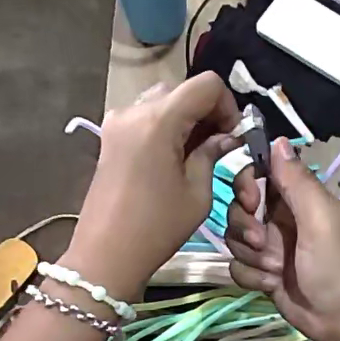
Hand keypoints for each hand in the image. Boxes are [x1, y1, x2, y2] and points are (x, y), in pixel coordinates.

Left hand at [67, 73, 241, 295]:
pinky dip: (167, 128)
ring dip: (187, 119)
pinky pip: (146, 118)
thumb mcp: (198, 192)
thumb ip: (212, 154)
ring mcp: (117, 122)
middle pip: (184, 90)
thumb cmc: (157, 227)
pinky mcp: (110, 138)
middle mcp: (134, 110)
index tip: (234, 136)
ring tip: (198, 154)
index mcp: (159, 119)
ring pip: (164, 101)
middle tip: (221, 146)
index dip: (228, 105)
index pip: (206, 84)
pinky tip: (175, 158)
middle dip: (207, 112)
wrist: (106, 255)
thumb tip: (225, 137)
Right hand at [225, 138, 339, 340]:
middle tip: (263, 244)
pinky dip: (251, 277)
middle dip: (245, 226)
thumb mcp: (321, 219)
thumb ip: (297, 181)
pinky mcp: (261, 274)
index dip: (246, 185)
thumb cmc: (337, 267)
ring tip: (276, 271)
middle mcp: (280, 220)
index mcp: (299, 200)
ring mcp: (270, 248)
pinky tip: (271, 286)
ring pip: (234, 238)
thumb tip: (278, 138)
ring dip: (252, 257)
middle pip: (238, 207)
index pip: (258, 175)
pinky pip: (236, 266)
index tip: (251, 201)